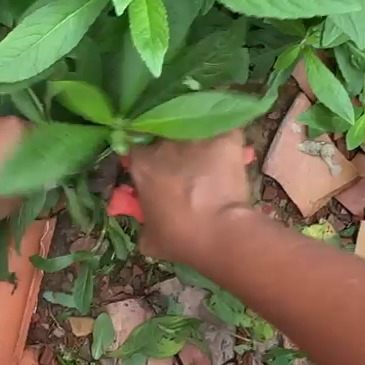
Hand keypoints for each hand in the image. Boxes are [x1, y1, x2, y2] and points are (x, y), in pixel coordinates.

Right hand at [126, 132, 257, 263]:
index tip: (151, 166)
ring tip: (205, 152)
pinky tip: (229, 146)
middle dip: (169, 145)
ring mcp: (196, 136)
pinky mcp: (225, 136)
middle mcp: (165, 143)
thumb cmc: (181, 238)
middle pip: (162, 133)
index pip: (135, 147)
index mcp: (142, 164)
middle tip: (181, 163)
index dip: (143, 154)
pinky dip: (225, 136)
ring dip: (196, 137)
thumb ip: (143, 221)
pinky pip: (224, 127)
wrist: (222, 234)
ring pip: (193, 126)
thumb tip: (148, 222)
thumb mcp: (149, 237)